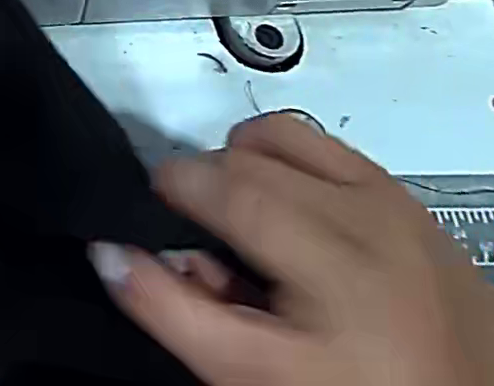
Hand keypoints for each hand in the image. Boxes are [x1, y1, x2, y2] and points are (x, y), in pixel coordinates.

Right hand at [92, 112, 493, 385]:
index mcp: (331, 334)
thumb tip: (113, 253)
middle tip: (188, 233)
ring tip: (234, 212)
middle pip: (228, 184)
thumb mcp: (268, 380)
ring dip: (223, 167)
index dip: (145, 243)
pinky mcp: (381, 176)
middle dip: (185, 194)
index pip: (206, 284)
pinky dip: (260, 149)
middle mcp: (357, 253)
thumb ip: (183, 318)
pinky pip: (291, 131)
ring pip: (255, 144)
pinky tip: (273, 191)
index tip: (124, 237)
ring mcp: (374, 203)